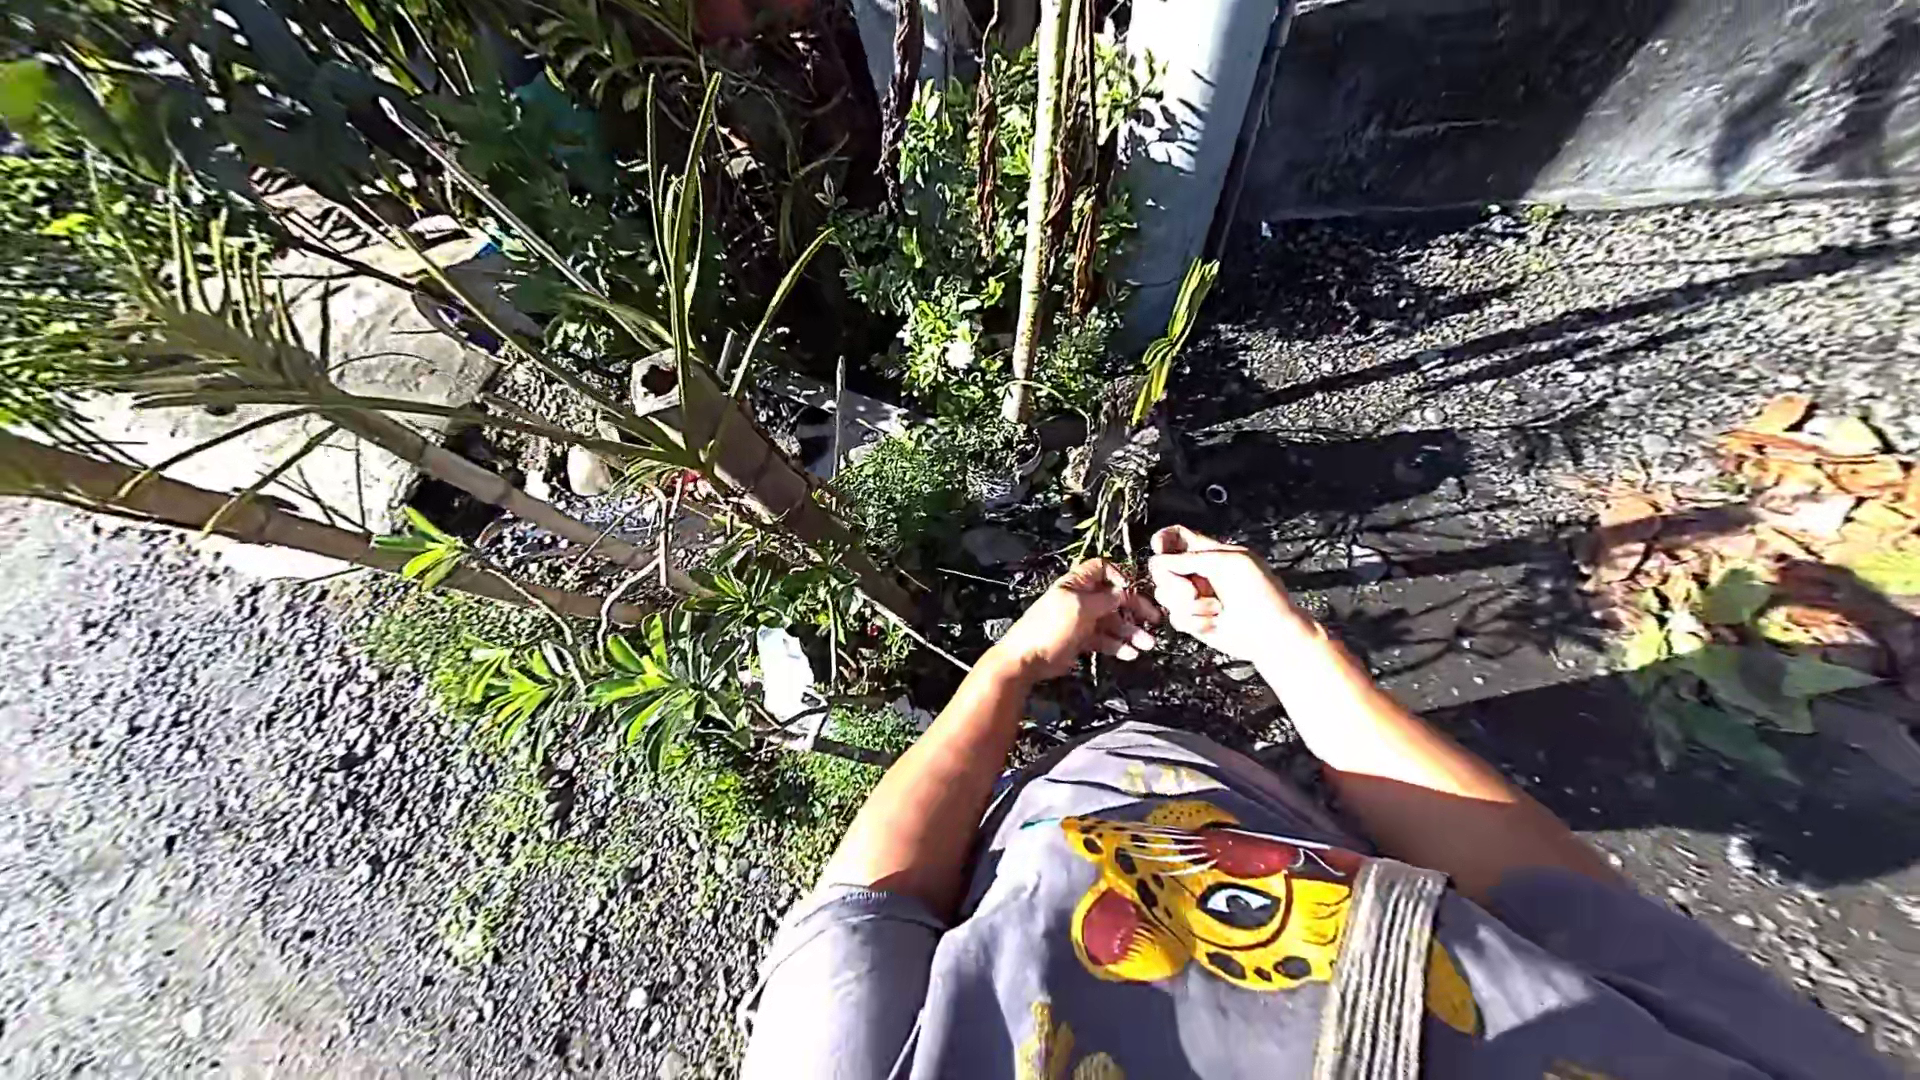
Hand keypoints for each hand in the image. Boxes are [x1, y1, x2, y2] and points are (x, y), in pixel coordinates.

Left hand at [987, 559, 1160, 681]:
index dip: (1120, 576)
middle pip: (1114, 598)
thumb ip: (1105, 599)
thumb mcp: (1079, 607)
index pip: (1102, 568)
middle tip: (1155, 621)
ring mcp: (1082, 620)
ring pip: (1113, 621)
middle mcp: (1081, 599)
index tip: (1134, 590)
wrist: (1027, 658)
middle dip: (1135, 608)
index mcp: (1076, 583)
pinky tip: (1131, 654)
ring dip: (1131, 631)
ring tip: (1148, 645)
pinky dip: (1118, 645)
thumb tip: (1124, 593)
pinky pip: (1105, 639)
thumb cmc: (1051, 626)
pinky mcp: (1082, 640)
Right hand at [1148, 525, 1313, 663]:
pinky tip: (1214, 623)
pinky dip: (1194, 622)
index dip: (1163, 540)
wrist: (1270, 634)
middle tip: (1193, 591)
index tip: (1159, 549)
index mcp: (1209, 552)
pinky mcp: (1191, 619)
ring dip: (1189, 605)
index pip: (1177, 537)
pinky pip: (1174, 617)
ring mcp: (1192, 597)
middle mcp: (1197, 573)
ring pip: (1164, 594)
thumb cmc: (1261, 595)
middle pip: (1161, 567)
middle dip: (1174, 582)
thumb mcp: (1229, 562)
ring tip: (1215, 609)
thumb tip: (1159, 561)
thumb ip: (1191, 557)